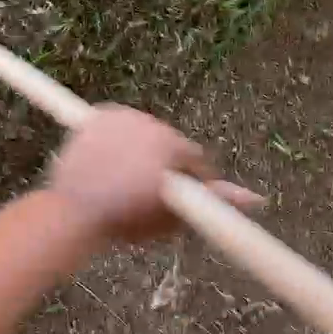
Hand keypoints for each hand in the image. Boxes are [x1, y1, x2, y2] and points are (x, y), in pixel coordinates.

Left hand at [47, 104, 261, 241]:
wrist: (75, 208)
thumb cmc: (126, 220)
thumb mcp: (173, 217)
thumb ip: (214, 203)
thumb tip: (257, 199)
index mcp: (172, 147)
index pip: (195, 160)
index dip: (188, 180)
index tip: (176, 196)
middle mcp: (151, 123)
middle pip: (168, 141)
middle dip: (163, 161)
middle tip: (146, 188)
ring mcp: (124, 116)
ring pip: (144, 131)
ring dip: (142, 146)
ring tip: (125, 175)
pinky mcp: (102, 113)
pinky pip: (121, 123)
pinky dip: (119, 135)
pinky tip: (112, 157)